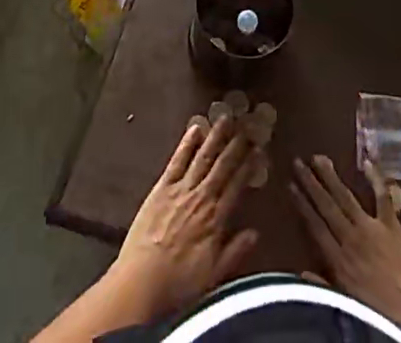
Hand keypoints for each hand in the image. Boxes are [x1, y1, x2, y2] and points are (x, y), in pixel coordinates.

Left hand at [108, 115, 258, 319]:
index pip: (237, 185)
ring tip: (225, 118)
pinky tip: (195, 128)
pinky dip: (187, 143)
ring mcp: (180, 189)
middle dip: (236, 145)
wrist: (141, 282)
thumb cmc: (179, 283)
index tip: (259, 150)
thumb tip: (255, 232)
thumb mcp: (214, 274)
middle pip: (222, 166)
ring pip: (202, 157)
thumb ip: (235, 251)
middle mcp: (201, 197)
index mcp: (216, 218)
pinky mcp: (161, 188)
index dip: (249, 166)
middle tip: (247, 125)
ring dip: (215, 137)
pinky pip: (177, 161)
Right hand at [292, 156, 400, 338]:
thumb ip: (323, 287)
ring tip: (319, 158)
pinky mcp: (393, 226)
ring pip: (346, 198)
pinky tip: (367, 164)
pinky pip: (382, 198)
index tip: (290, 184)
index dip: (301, 204)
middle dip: (310, 183)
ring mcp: (373, 229)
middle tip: (298, 161)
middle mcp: (352, 239)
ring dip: (331, 177)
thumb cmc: (384, 317)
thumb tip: (300, 273)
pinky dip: (375, 180)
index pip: (314, 225)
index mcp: (339, 260)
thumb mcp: (347, 305)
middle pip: (326, 206)